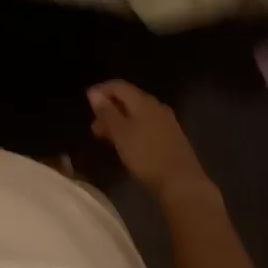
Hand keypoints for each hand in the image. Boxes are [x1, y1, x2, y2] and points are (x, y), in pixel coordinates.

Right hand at [88, 80, 208, 196]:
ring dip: (118, 121)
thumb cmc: (146, 155)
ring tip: (106, 138)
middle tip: (94, 126)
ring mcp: (165, 122)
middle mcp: (156, 106)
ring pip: (136, 114)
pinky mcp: (170, 136)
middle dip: (108, 109)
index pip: (118, 85)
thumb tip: (93, 93)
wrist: (181, 182)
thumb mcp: (120, 133)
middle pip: (128, 99)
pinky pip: (145, 125)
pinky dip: (131, 129)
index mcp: (143, 101)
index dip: (100, 90)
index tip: (86, 102)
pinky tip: (125, 144)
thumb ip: (106, 112)